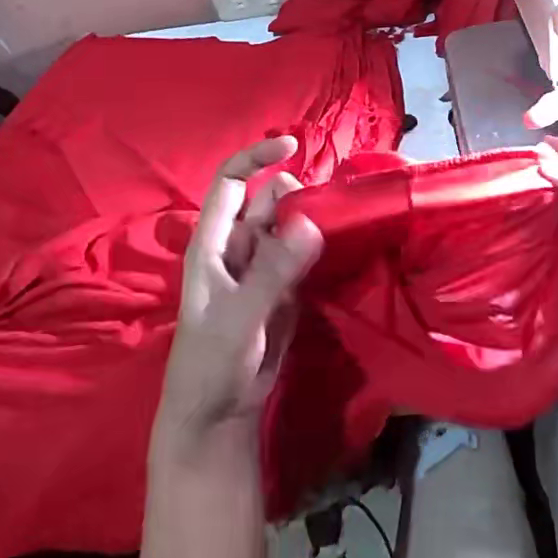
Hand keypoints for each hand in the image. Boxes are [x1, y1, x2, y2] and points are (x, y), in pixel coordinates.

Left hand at [154, 136, 322, 461]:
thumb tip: (312, 222)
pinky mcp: (285, 289)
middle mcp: (238, 248)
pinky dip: (322, 245)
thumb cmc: (212, 362)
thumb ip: (275, 270)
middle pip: (270, 201)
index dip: (257, 159)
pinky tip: (344, 244)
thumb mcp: (240, 315)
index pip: (231, 184)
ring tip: (345, 223)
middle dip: (299, 194)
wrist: (219, 412)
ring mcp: (264, 268)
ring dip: (315, 220)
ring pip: (292, 227)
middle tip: (332, 208)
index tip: (292, 145)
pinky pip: (306, 255)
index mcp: (213, 244)